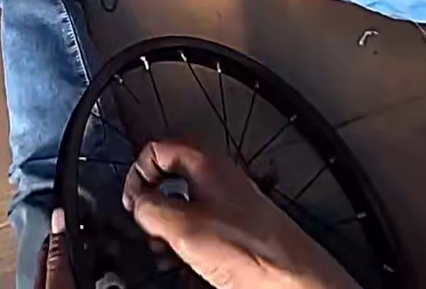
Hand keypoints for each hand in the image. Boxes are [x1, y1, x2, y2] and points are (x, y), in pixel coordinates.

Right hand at [121, 140, 360, 288]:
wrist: (293, 280)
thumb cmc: (250, 249)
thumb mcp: (183, 227)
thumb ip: (150, 208)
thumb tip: (136, 203)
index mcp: (202, 158)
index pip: (155, 149)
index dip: (137, 175)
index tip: (132, 203)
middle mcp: (215, 171)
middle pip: (168, 174)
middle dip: (151, 202)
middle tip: (146, 227)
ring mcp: (227, 197)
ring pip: (183, 200)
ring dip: (166, 224)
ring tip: (162, 249)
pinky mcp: (236, 223)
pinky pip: (200, 220)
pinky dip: (185, 236)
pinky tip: (184, 258)